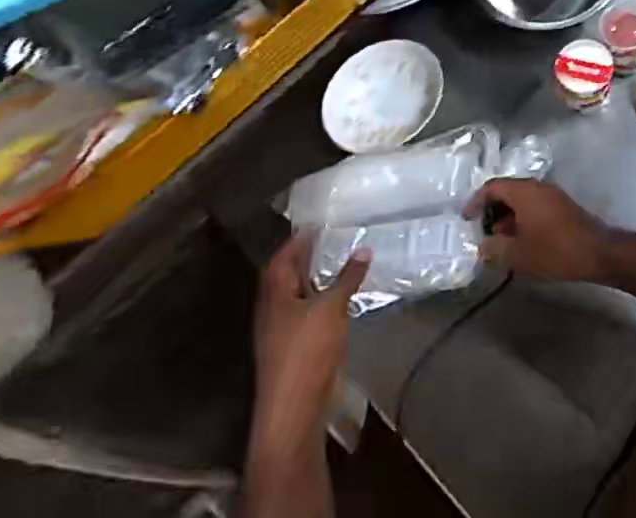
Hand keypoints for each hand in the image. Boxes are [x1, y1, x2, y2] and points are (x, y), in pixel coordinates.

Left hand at [252, 234, 370, 446]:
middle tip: (331, 242)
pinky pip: (306, 314)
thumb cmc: (307, 350)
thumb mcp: (332, 307)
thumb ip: (348, 278)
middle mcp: (272, 311)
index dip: (296, 242)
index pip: (280, 260)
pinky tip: (340, 300)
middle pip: (285, 278)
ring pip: (296, 297)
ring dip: (314, 281)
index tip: (316, 227)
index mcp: (274, 296)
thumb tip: (364, 249)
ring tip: (339, 265)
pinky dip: (321, 301)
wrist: (294, 407)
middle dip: (305, 259)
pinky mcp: (293, 349)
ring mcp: (281, 332)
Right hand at [462, 178, 610, 281]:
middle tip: (482, 232)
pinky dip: (522, 219)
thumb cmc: (554, 250)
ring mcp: (552, 195)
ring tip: (499, 241)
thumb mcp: (517, 254)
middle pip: (507, 191)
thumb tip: (482, 246)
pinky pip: (534, 206)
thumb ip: (493, 248)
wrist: (597, 252)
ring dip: (507, 217)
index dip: (476, 202)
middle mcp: (538, 187)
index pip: (492, 187)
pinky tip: (520, 241)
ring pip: (521, 200)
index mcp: (524, 191)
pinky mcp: (562, 207)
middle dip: (491, 210)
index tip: (467, 219)